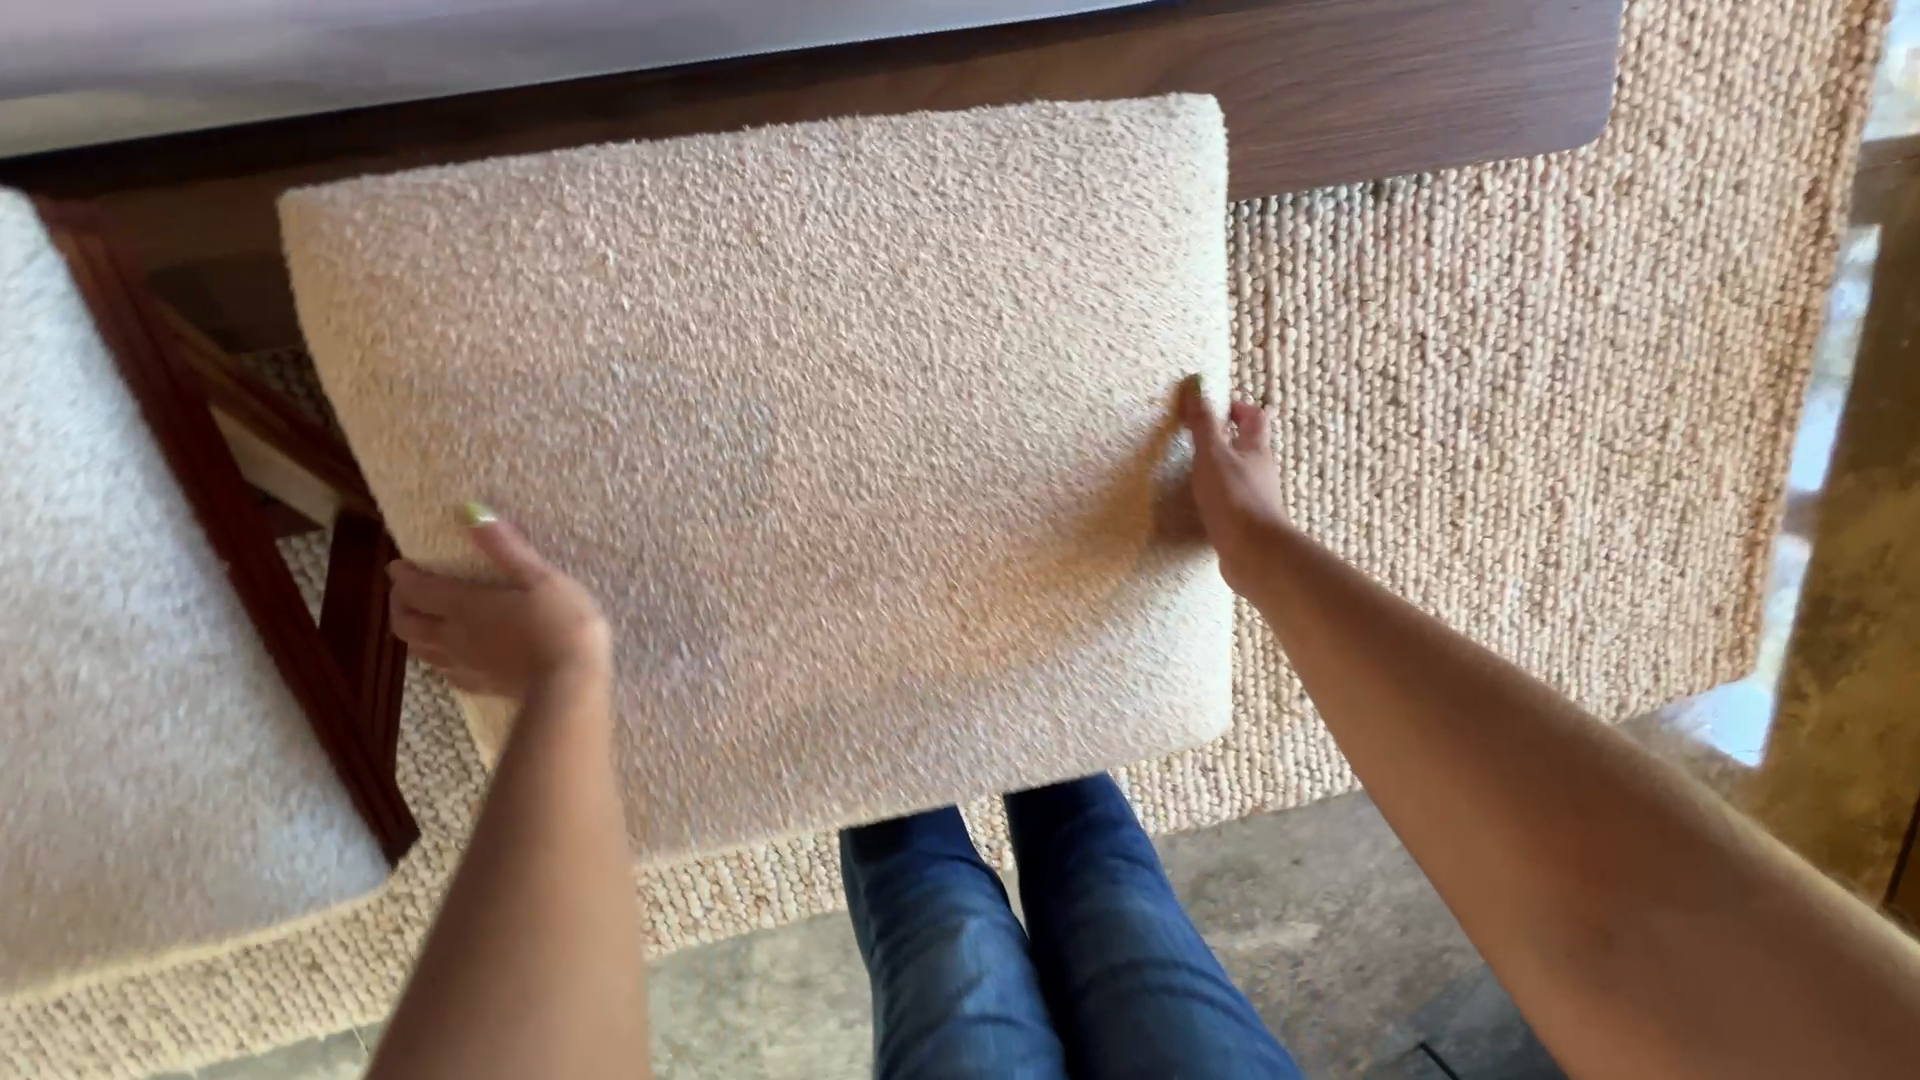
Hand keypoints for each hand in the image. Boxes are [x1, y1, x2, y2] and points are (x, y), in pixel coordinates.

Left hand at [388, 505, 610, 699]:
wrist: (572, 683)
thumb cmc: (562, 624)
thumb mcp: (542, 578)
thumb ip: (507, 548)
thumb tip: (472, 512)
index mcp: (466, 607)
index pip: (418, 590)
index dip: (404, 577)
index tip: (399, 565)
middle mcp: (454, 637)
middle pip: (407, 623)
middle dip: (399, 605)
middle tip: (405, 592)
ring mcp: (467, 666)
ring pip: (421, 650)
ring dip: (413, 633)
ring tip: (422, 621)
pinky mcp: (484, 687)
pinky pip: (447, 673)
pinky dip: (439, 660)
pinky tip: (452, 658)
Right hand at [1180, 374, 1288, 593]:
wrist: (1254, 553)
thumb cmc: (1234, 498)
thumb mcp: (1213, 455)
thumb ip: (1204, 424)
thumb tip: (1195, 388)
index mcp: (1256, 449)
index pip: (1255, 418)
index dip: (1239, 408)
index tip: (1217, 407)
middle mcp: (1261, 471)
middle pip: (1251, 446)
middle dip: (1232, 438)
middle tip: (1204, 437)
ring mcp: (1257, 498)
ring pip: (1243, 474)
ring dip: (1225, 469)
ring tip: (1198, 470)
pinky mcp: (1248, 523)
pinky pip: (1234, 502)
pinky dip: (1221, 497)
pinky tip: (1203, 505)